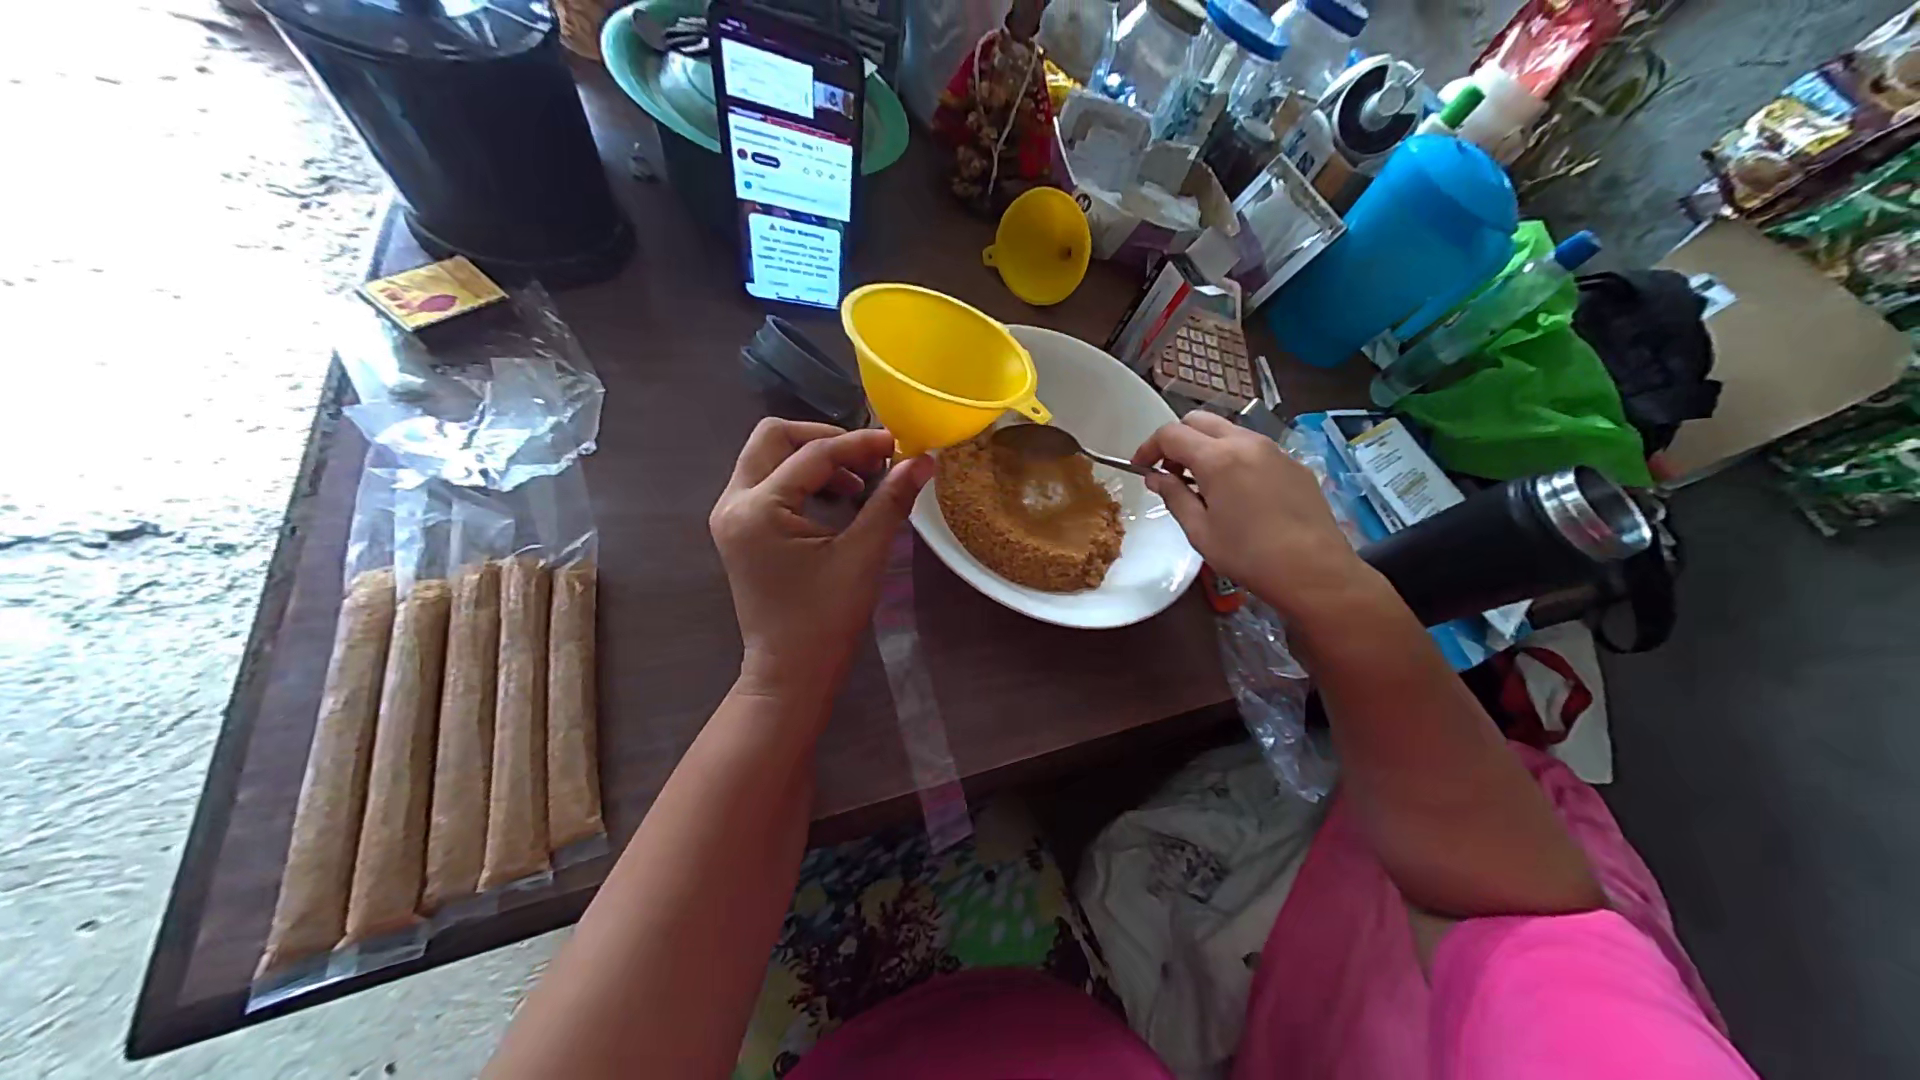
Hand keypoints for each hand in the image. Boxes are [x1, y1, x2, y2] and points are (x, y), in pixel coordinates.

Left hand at [710, 419, 934, 711]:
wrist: (791, 671)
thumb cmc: (826, 619)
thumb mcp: (863, 555)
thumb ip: (891, 501)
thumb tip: (922, 461)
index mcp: (758, 509)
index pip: (812, 455)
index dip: (859, 444)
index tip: (898, 444)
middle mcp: (733, 503)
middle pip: (774, 438)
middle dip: (825, 440)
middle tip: (868, 457)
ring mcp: (731, 516)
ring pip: (768, 458)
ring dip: (813, 459)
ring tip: (858, 482)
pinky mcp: (740, 530)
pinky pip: (768, 483)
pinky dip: (802, 479)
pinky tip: (837, 499)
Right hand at [1133, 411, 1374, 619]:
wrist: (1314, 570)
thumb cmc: (1249, 555)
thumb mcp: (1200, 531)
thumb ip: (1174, 497)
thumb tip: (1157, 478)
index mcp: (1218, 458)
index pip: (1171, 434)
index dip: (1149, 448)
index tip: (1141, 468)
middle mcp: (1247, 443)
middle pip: (1199, 421)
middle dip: (1177, 440)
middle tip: (1169, 472)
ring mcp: (1274, 450)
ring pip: (1228, 431)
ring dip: (1205, 447)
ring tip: (1200, 484)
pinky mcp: (1293, 464)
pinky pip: (1254, 448)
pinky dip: (1232, 457)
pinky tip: (1235, 491)